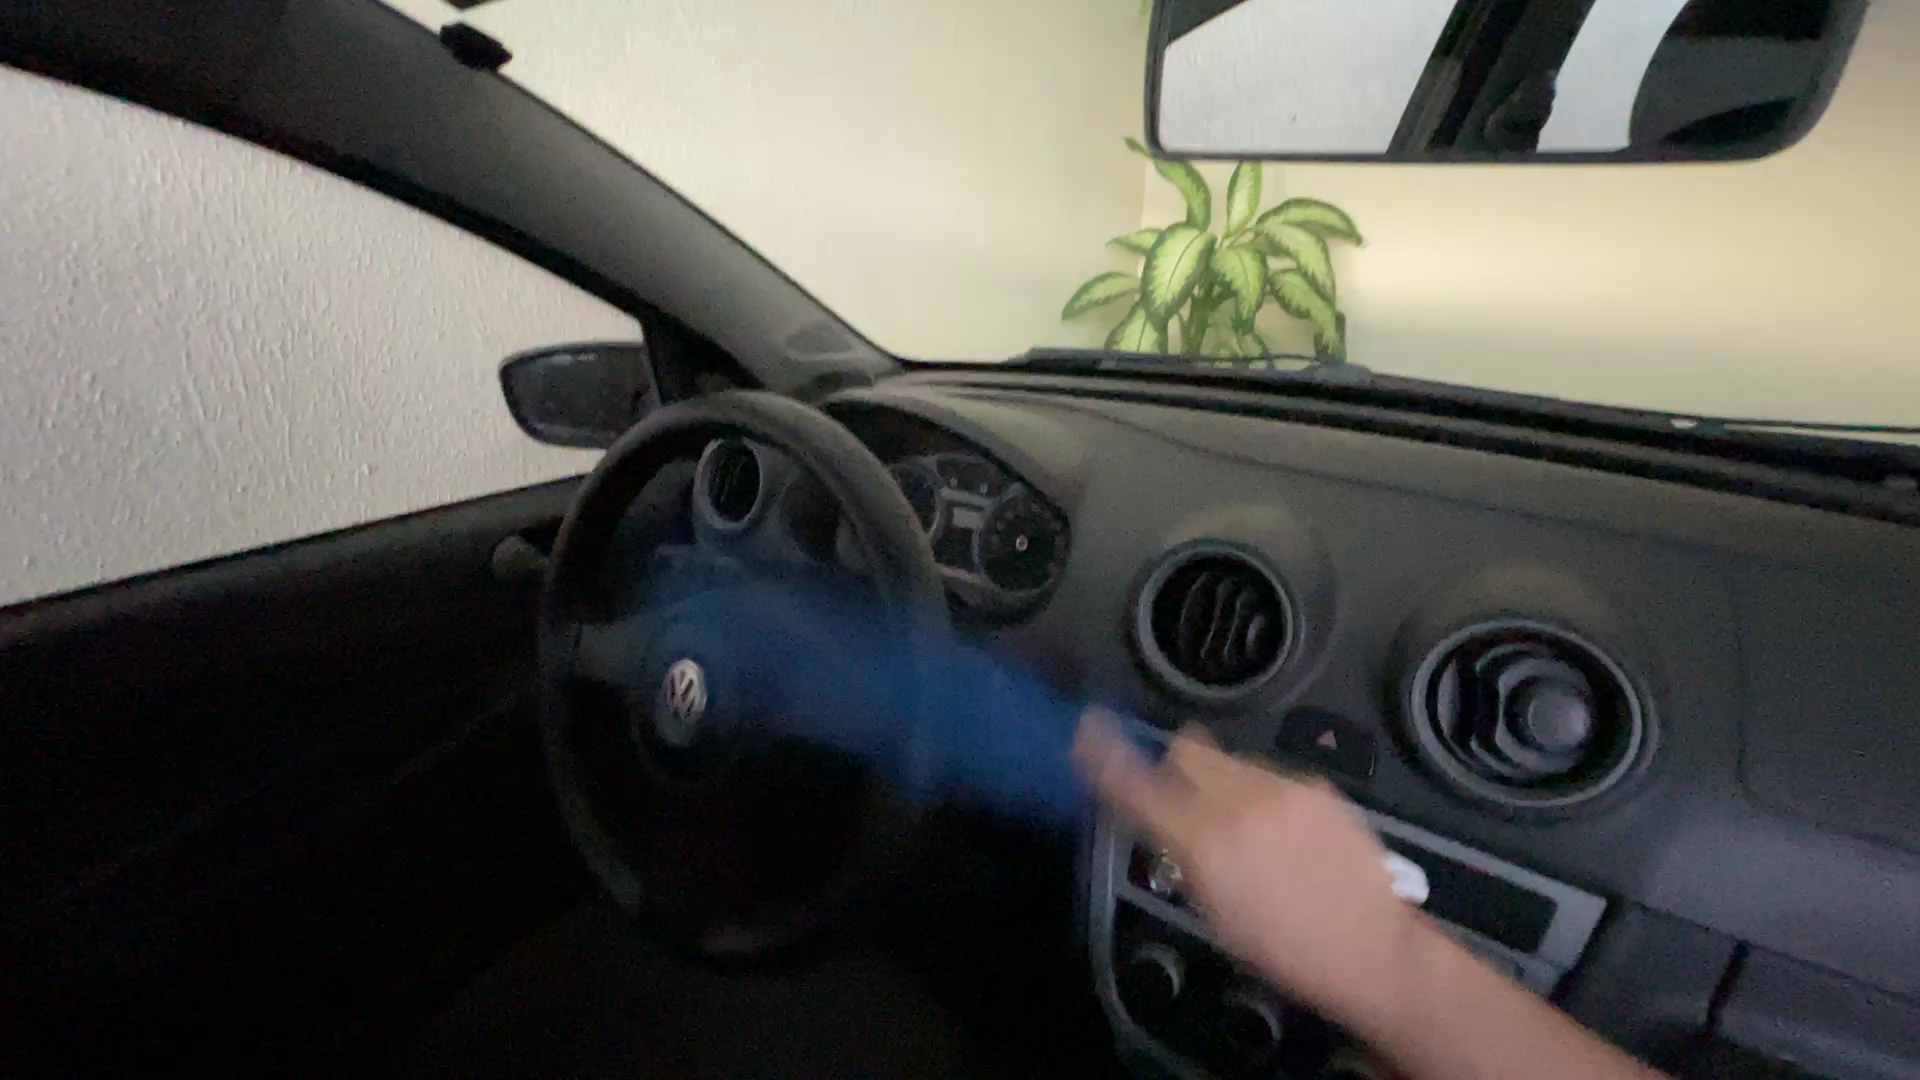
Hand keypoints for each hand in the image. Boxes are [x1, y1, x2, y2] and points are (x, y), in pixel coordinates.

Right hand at [1073, 710, 1418, 1024]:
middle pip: (1184, 748)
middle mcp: (1237, 802)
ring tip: (1247, 823)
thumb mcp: (1212, 910)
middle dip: (1176, 766)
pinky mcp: (1315, 784)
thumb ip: (1178, 852)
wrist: (1373, 951)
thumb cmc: (1282, 947)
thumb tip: (1157, 820)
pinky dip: (1264, 793)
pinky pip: (1270, 773)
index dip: (1106, 754)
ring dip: (1222, 781)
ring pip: (1227, 759)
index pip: (1138, 783)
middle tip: (1185, 797)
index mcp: (1202, 841)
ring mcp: (1281, 788)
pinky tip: (1286, 829)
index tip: (1088, 730)